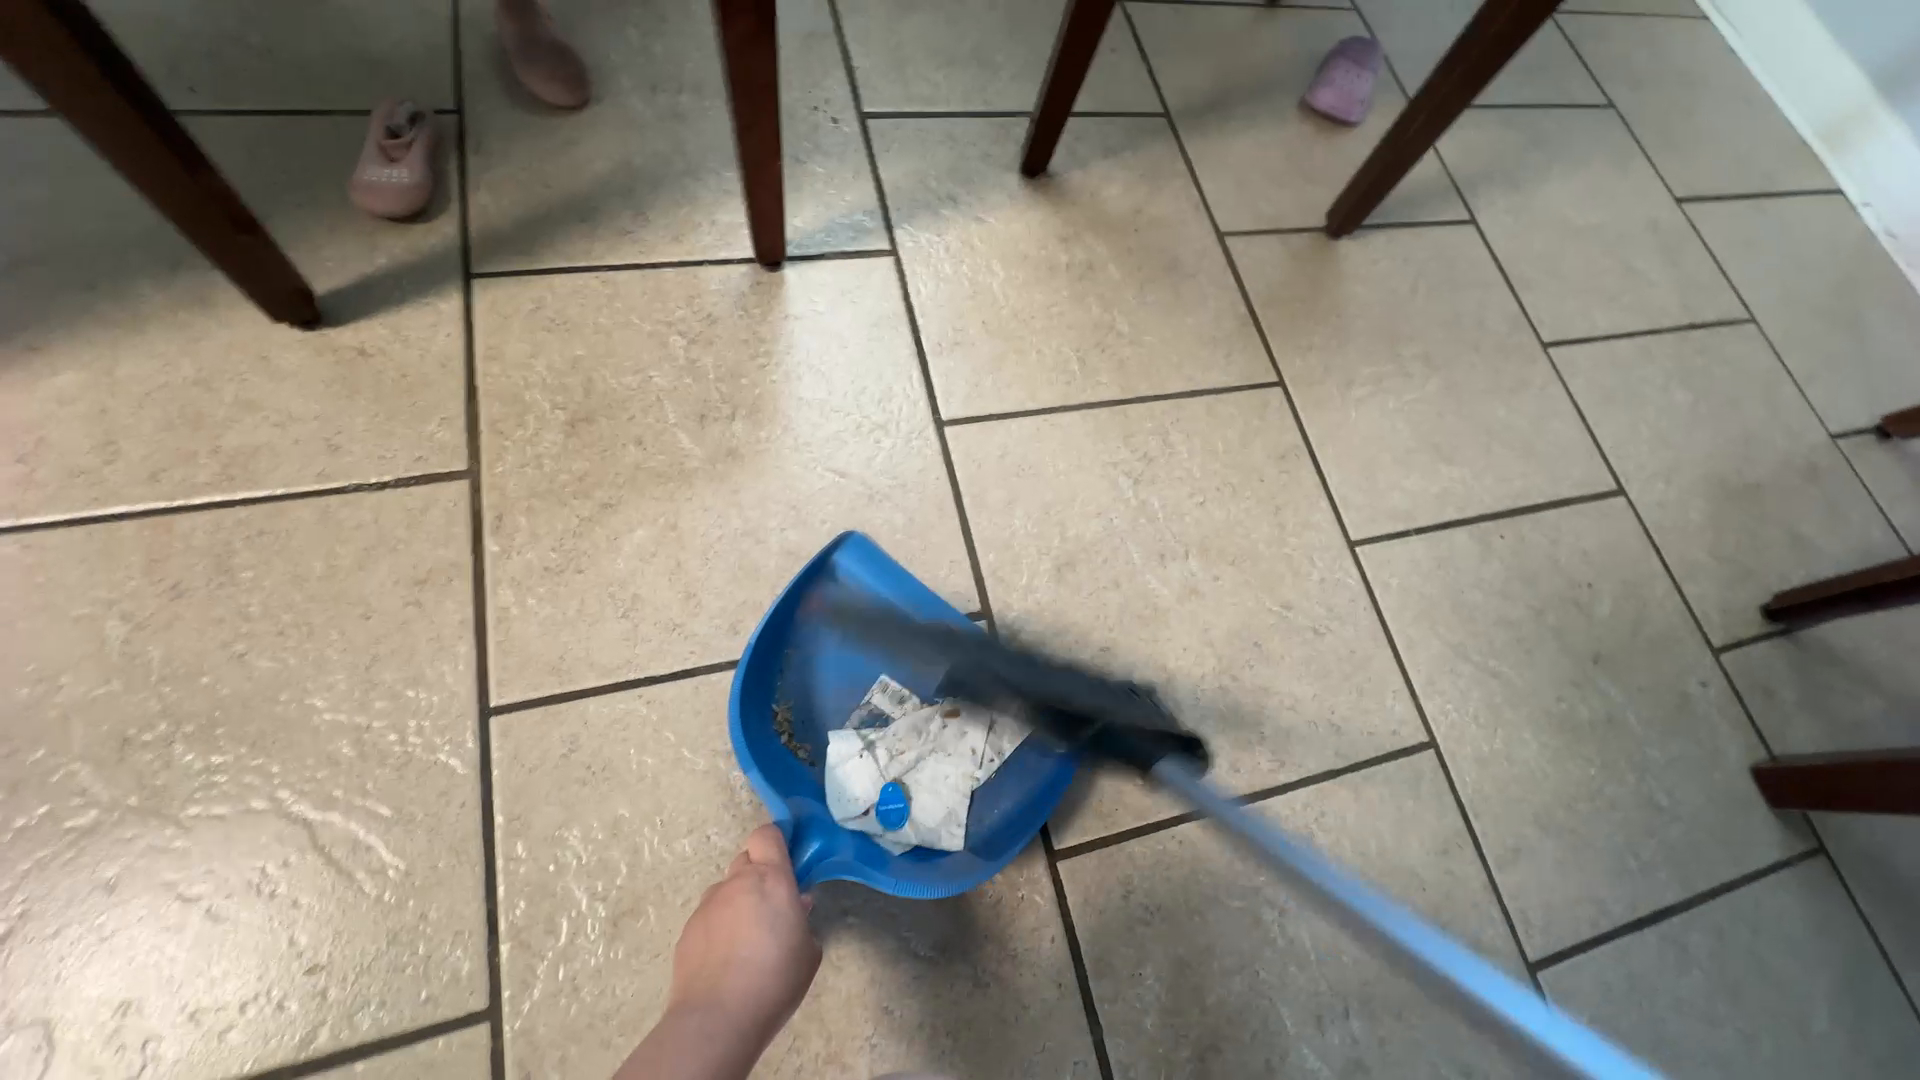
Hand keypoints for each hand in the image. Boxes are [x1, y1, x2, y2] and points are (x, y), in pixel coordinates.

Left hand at [668, 823, 822, 1047]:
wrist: (716, 1019)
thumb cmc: (775, 980)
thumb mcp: (809, 951)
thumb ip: (802, 922)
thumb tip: (794, 908)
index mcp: (770, 879)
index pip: (766, 834)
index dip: (775, 841)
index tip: (787, 861)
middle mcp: (736, 883)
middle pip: (746, 861)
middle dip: (759, 876)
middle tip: (771, 908)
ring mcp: (707, 906)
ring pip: (726, 891)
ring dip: (738, 903)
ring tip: (746, 942)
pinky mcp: (687, 932)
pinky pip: (709, 918)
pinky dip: (719, 929)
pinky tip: (726, 962)